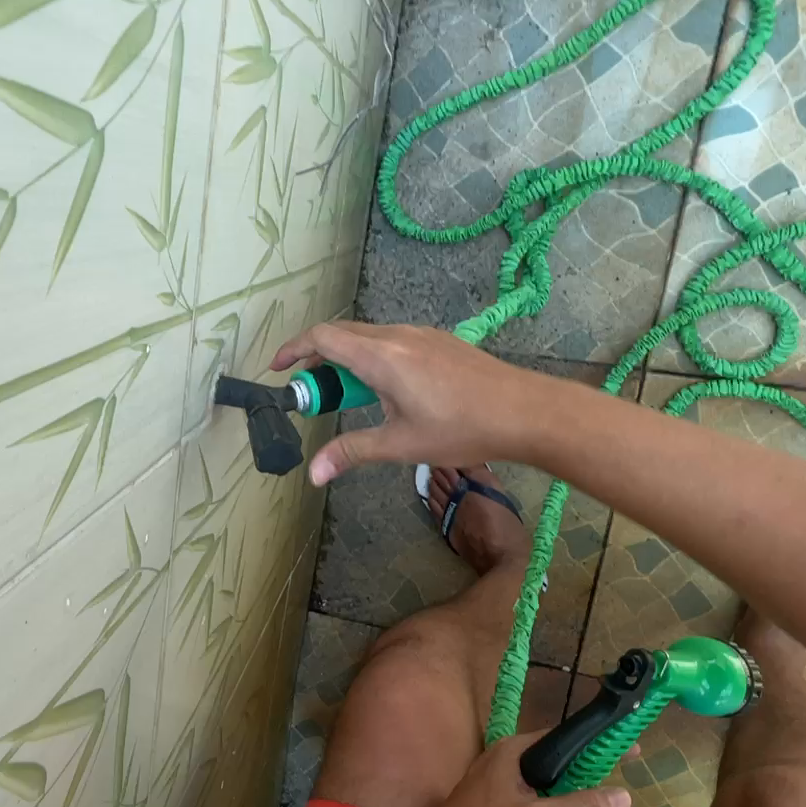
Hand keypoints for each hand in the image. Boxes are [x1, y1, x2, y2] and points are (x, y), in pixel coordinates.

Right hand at [271, 322, 545, 484]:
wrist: (526, 411)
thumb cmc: (461, 428)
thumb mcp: (401, 444)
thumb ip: (352, 451)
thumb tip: (312, 473)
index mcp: (380, 356)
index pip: (323, 338)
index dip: (294, 349)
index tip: (278, 369)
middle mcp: (396, 335)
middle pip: (342, 335)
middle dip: (317, 360)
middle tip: (312, 395)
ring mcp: (421, 334)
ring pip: (368, 336)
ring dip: (346, 359)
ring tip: (348, 396)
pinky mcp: (439, 340)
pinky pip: (391, 340)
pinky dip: (371, 357)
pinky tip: (387, 391)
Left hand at [416, 733, 631, 806]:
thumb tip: (623, 794)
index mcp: (514, 750)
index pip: (564, 738)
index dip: (597, 746)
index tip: (629, 752)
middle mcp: (506, 758)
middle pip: (559, 768)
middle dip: (578, 798)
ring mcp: (498, 781)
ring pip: (548, 791)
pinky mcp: (495, 803)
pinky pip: (533, 805)